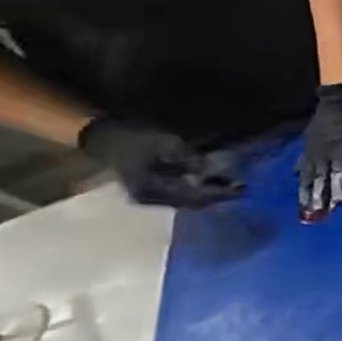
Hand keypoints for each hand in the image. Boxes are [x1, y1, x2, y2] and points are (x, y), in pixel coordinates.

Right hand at [78, 118, 243, 208]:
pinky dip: (196, 194)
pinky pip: (178, 199)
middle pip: (190, 204)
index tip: (239, 189)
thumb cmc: (133, 136)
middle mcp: (149, 200)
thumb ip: (188, 158)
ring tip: (230, 190)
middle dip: (216, 198)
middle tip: (240, 191)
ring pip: (185, 203)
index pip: (192, 195)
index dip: (217, 192)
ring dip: (208, 198)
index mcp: (150, 188)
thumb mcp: (164, 142)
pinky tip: (210, 187)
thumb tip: (211, 169)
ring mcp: (148, 200)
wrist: (102, 138)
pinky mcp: (149, 195)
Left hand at [298, 83, 341, 212]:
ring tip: (338, 203)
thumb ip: (304, 158)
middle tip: (320, 211)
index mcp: (313, 154)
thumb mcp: (309, 139)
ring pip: (338, 173)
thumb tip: (293, 173)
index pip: (307, 177)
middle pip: (322, 178)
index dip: (305, 192)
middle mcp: (324, 155)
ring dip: (338, 188)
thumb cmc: (325, 122)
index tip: (304, 208)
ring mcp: (340, 150)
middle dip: (320, 195)